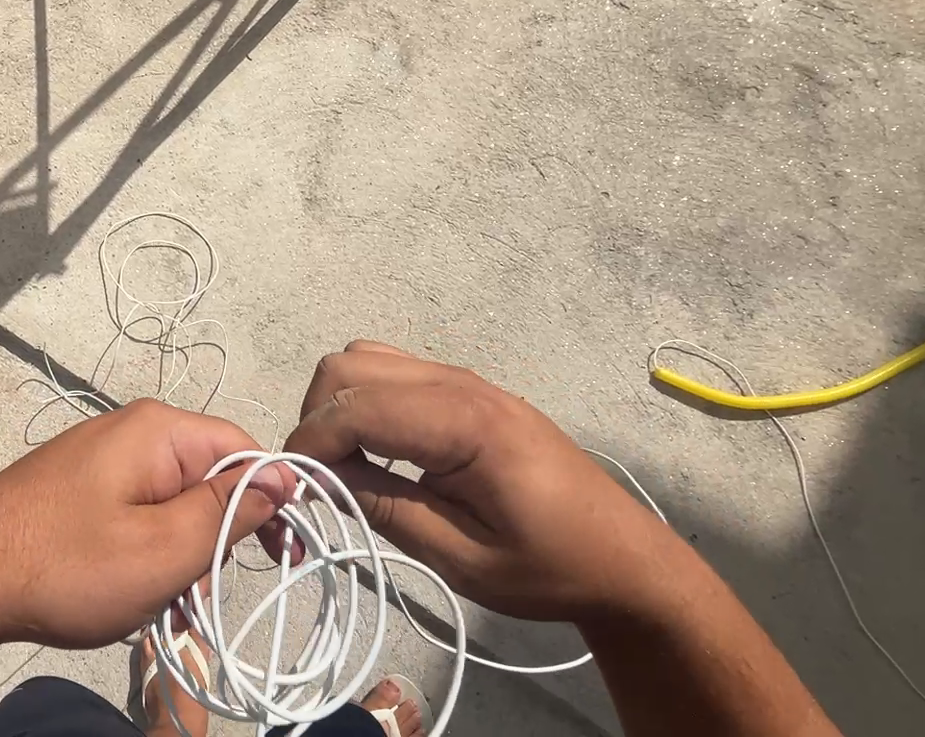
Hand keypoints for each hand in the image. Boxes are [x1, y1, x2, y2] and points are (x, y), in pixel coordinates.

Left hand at [0, 399, 294, 661]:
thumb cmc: (66, 565)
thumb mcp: (162, 550)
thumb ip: (227, 513)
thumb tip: (280, 479)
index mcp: (158, 431)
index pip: (243, 448)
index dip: (274, 497)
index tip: (287, 555)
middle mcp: (133, 430)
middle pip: (209, 472)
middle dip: (223, 531)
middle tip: (219, 587)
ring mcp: (103, 455)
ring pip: (175, 497)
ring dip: (186, 548)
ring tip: (172, 601)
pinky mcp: (83, 482)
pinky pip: (140, 507)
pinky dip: (152, 547)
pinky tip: (141, 588)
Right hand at [284, 341, 689, 622]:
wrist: (625, 558)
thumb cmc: (550, 568)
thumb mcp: (462, 558)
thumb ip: (384, 507)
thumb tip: (318, 475)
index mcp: (464, 422)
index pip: (356, 407)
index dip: (312, 443)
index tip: (299, 488)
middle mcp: (456, 382)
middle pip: (347, 366)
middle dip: (314, 416)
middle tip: (320, 474)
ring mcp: (459, 376)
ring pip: (360, 357)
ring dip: (334, 402)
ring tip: (342, 458)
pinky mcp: (460, 384)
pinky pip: (386, 367)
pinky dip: (359, 396)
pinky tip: (374, 441)